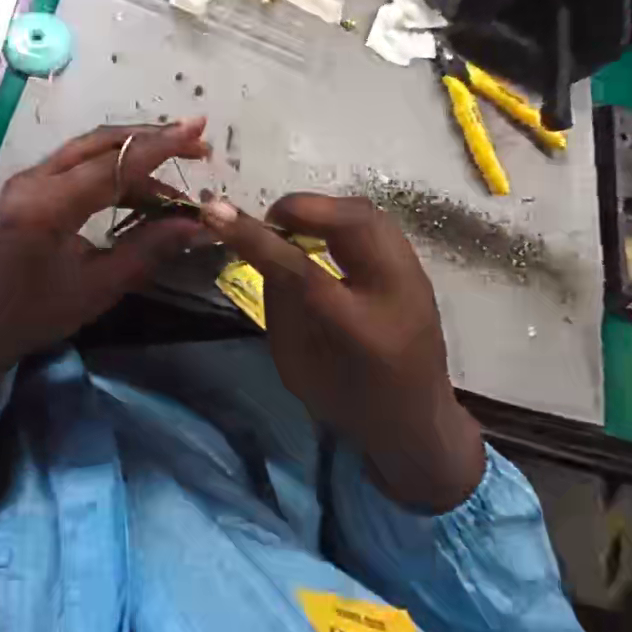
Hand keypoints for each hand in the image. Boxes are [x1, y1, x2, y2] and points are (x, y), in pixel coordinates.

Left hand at [0, 119, 211, 388]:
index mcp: (46, 208)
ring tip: (179, 166)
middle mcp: (32, 181)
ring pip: (88, 150)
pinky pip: (77, 165)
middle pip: (98, 144)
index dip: (158, 147)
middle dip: (149, 139)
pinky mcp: (29, 185)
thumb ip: (148, 248)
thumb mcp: (99, 286)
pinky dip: (112, 170)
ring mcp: (27, 179)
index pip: (110, 165)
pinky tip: (143, 188)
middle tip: (196, 142)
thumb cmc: (38, 312)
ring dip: (133, 154)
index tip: (199, 129)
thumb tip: (199, 223)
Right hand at [201, 193, 484, 512]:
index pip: (302, 268)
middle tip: (266, 221)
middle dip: (300, 208)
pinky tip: (316, 234)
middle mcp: (397, 293)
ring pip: (367, 212)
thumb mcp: (294, 360)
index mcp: (360, 330)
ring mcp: (415, 277)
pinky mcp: (416, 268)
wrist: (416, 422)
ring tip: (289, 226)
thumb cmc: (344, 399)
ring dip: (320, 209)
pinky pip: (373, 223)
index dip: (254, 236)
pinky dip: (337, 218)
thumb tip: (258, 245)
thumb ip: (279, 300)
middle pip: (353, 222)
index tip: (215, 212)